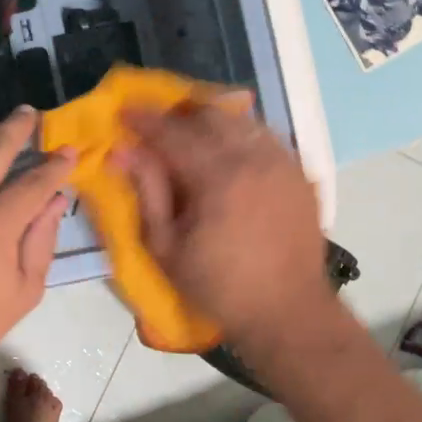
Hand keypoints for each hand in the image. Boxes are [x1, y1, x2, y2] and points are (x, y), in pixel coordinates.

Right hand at [113, 93, 331, 354]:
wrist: (286, 310)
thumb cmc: (217, 286)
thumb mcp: (166, 247)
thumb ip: (147, 192)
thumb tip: (123, 153)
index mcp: (219, 177)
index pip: (174, 133)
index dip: (145, 120)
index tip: (122, 112)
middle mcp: (255, 158)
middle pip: (211, 115)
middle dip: (178, 114)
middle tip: (155, 124)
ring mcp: (283, 163)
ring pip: (242, 121)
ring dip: (210, 121)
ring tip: (188, 134)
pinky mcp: (299, 174)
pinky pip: (265, 138)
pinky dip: (239, 136)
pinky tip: (225, 154)